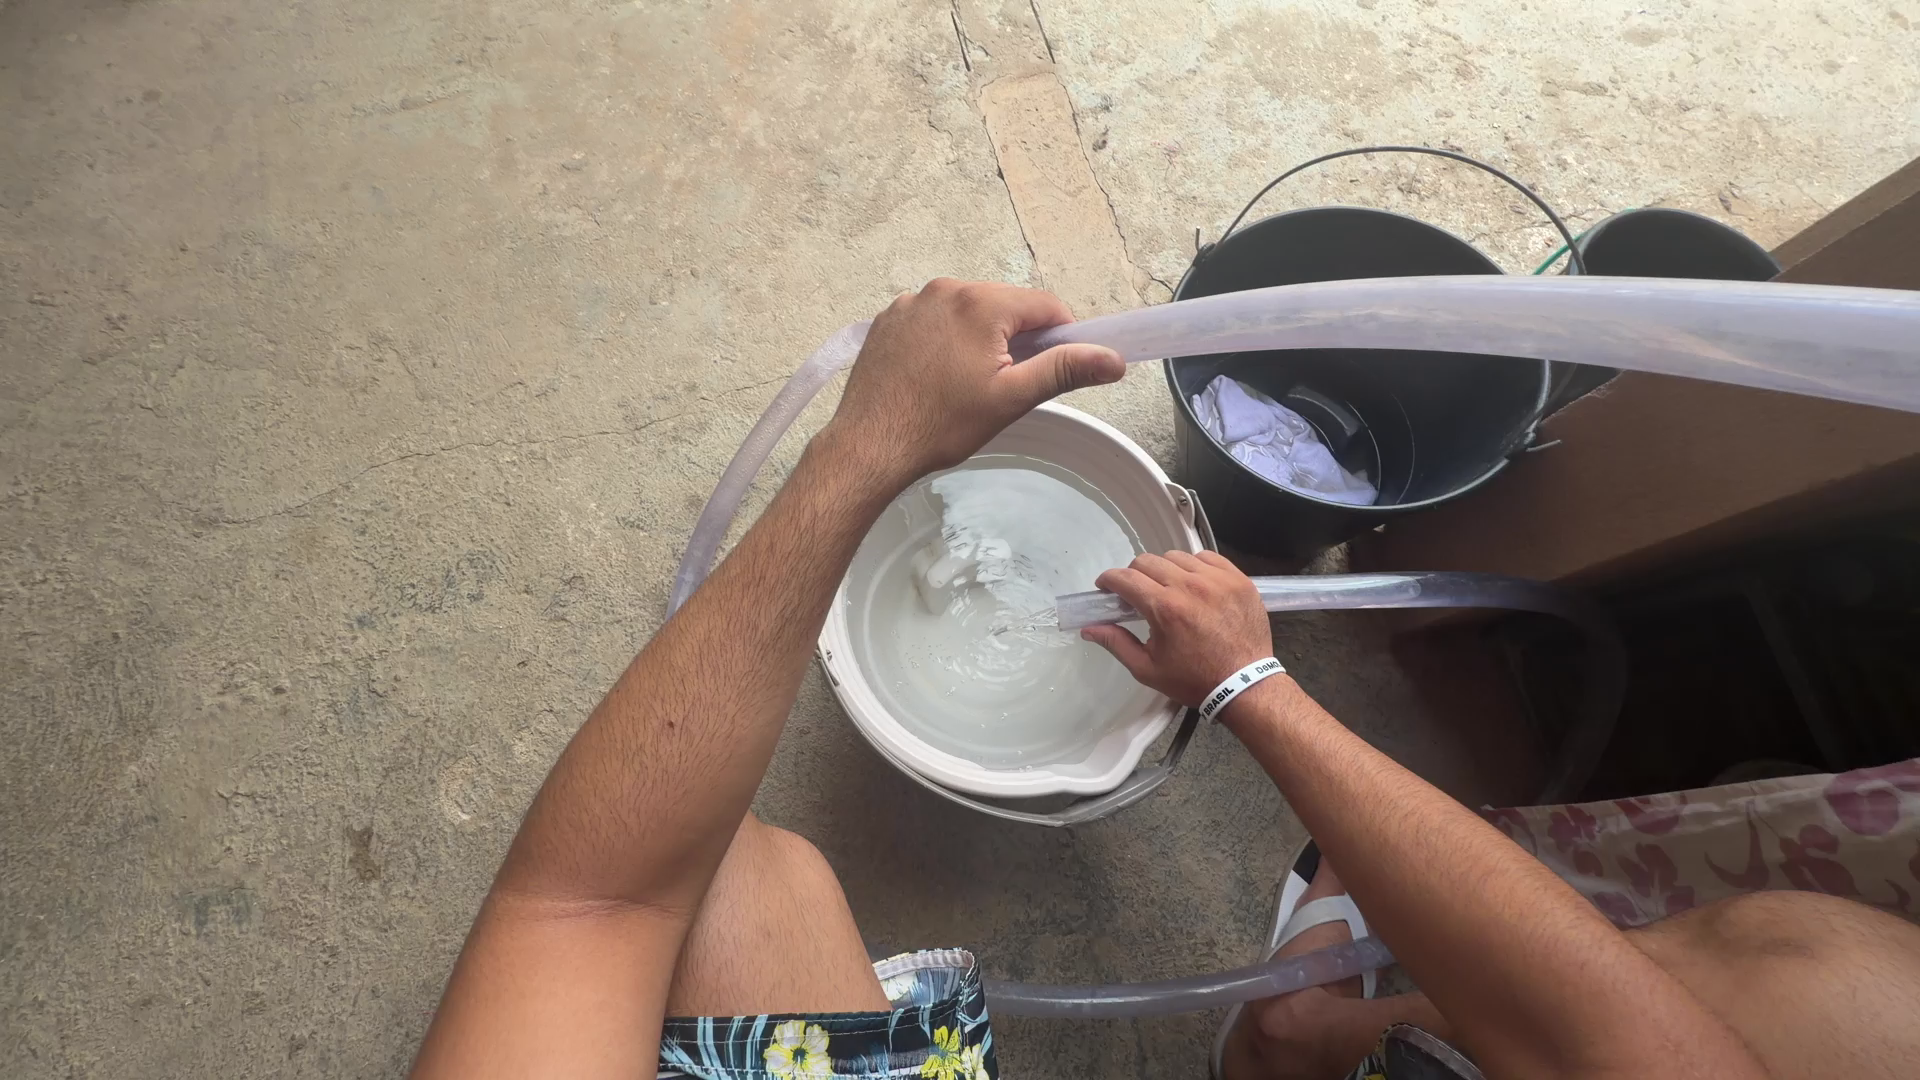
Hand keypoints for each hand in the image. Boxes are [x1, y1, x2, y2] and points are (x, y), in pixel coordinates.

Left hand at [819, 279, 1123, 488]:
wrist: (870, 446)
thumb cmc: (941, 426)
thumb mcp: (1011, 399)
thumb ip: (1064, 370)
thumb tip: (1114, 358)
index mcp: (981, 303)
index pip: (1045, 305)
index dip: (1061, 337)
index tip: (1052, 369)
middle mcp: (945, 289)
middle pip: (1004, 306)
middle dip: (1014, 340)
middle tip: (1003, 385)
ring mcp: (910, 302)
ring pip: (968, 313)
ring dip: (978, 339)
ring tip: (964, 385)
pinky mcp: (887, 319)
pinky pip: (932, 320)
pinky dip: (944, 340)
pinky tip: (934, 377)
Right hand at [1080, 551, 1273, 706]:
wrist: (1246, 684)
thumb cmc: (1194, 680)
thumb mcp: (1147, 668)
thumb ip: (1116, 643)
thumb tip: (1089, 629)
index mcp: (1165, 608)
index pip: (1125, 578)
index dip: (1108, 580)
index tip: (1106, 588)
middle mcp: (1190, 587)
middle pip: (1147, 562)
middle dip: (1133, 575)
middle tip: (1136, 594)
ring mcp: (1217, 580)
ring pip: (1175, 556)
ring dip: (1163, 569)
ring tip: (1167, 589)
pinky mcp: (1237, 579)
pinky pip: (1206, 557)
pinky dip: (1193, 566)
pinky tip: (1193, 584)